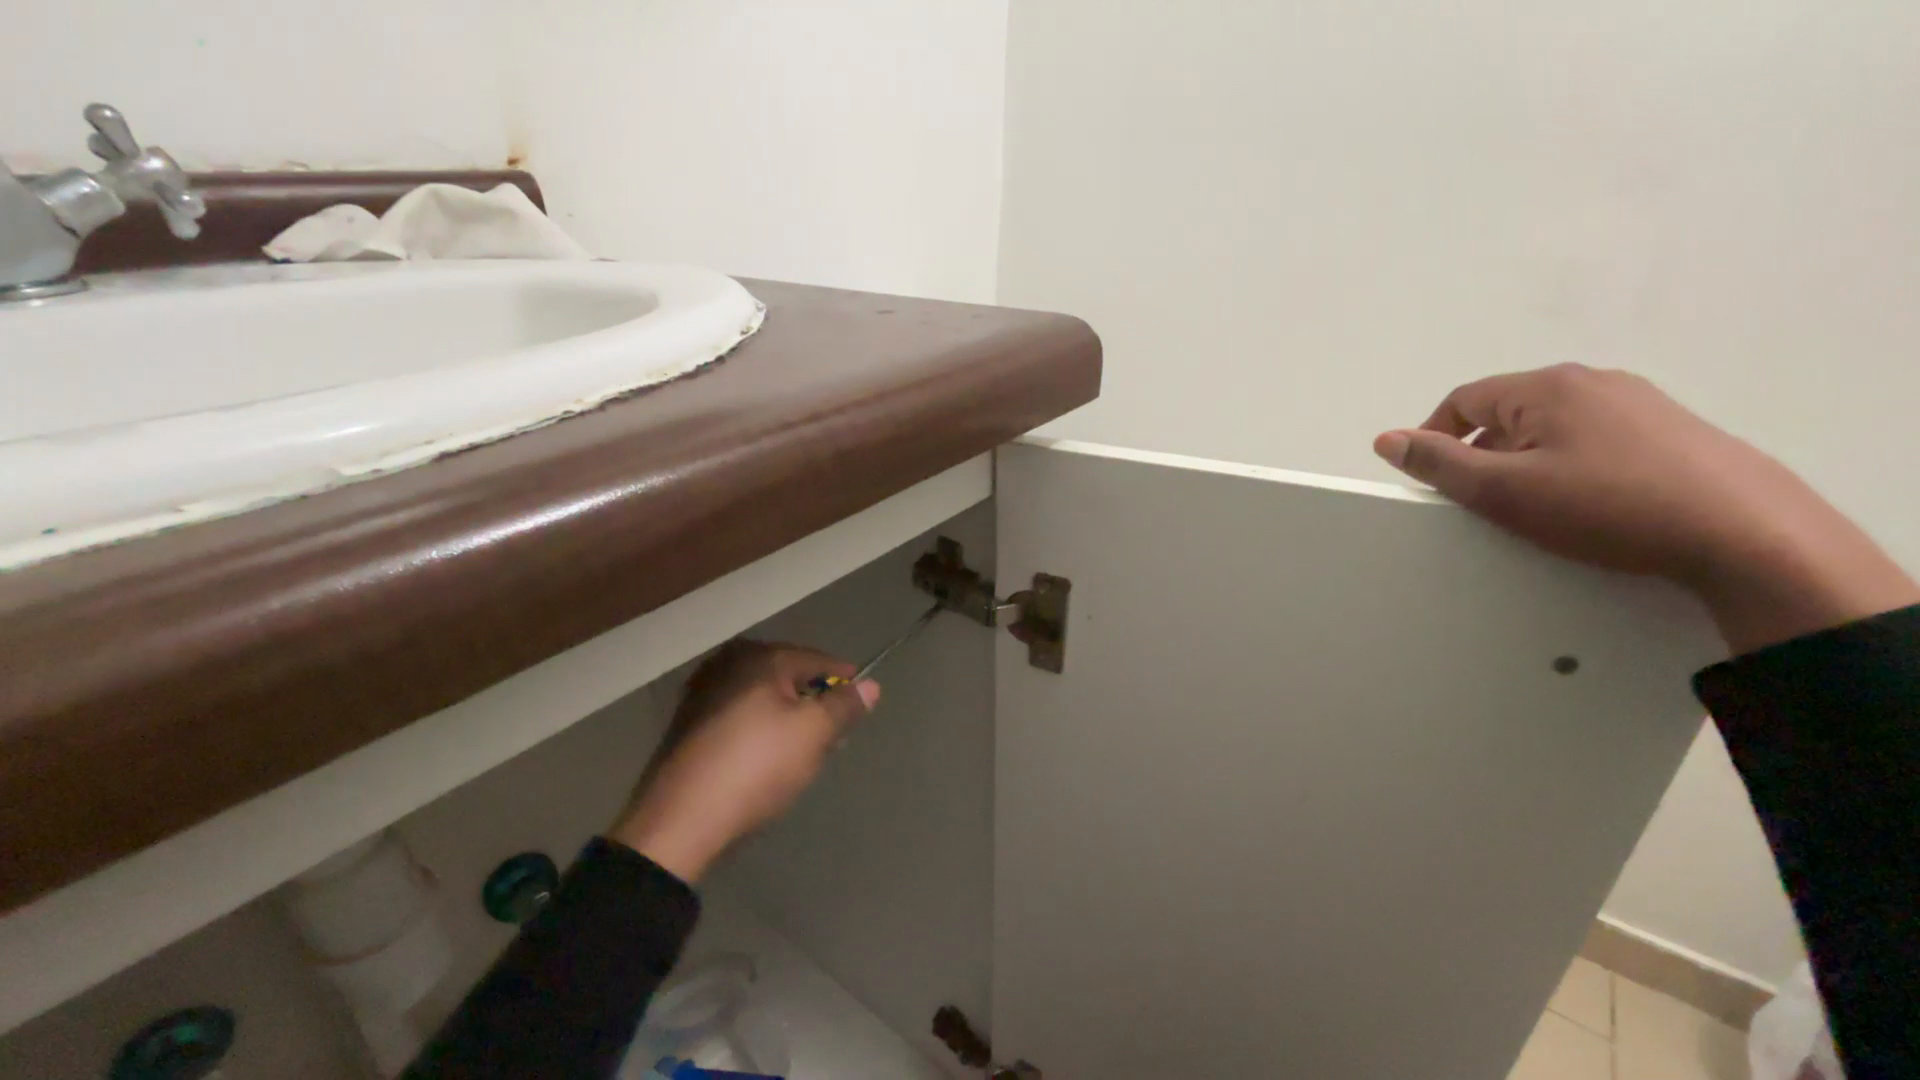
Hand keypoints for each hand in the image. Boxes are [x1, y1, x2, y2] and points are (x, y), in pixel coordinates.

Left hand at [611, 640, 879, 882]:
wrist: (681, 819)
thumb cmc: (756, 766)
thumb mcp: (813, 734)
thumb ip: (844, 706)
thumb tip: (871, 686)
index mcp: (759, 658)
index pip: (816, 659)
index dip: (844, 680)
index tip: (862, 702)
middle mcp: (727, 665)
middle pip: (786, 676)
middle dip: (813, 700)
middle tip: (834, 732)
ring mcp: (702, 695)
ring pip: (761, 697)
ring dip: (785, 716)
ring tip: (805, 748)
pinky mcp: (687, 726)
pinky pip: (738, 717)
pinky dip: (758, 729)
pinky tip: (766, 757)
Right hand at [1374, 364, 1918, 652]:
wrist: (1744, 533)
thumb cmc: (1607, 507)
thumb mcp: (1504, 491)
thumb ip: (1439, 464)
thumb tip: (1386, 439)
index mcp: (1545, 387)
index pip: (1463, 400)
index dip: (1434, 437)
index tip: (1433, 480)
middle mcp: (1592, 381)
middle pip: (1508, 412)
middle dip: (1484, 454)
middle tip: (1487, 503)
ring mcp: (1640, 403)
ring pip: (1553, 428)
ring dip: (1529, 462)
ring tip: (1540, 509)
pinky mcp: (1674, 431)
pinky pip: (1596, 441)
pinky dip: (1574, 467)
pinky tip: (1592, 506)